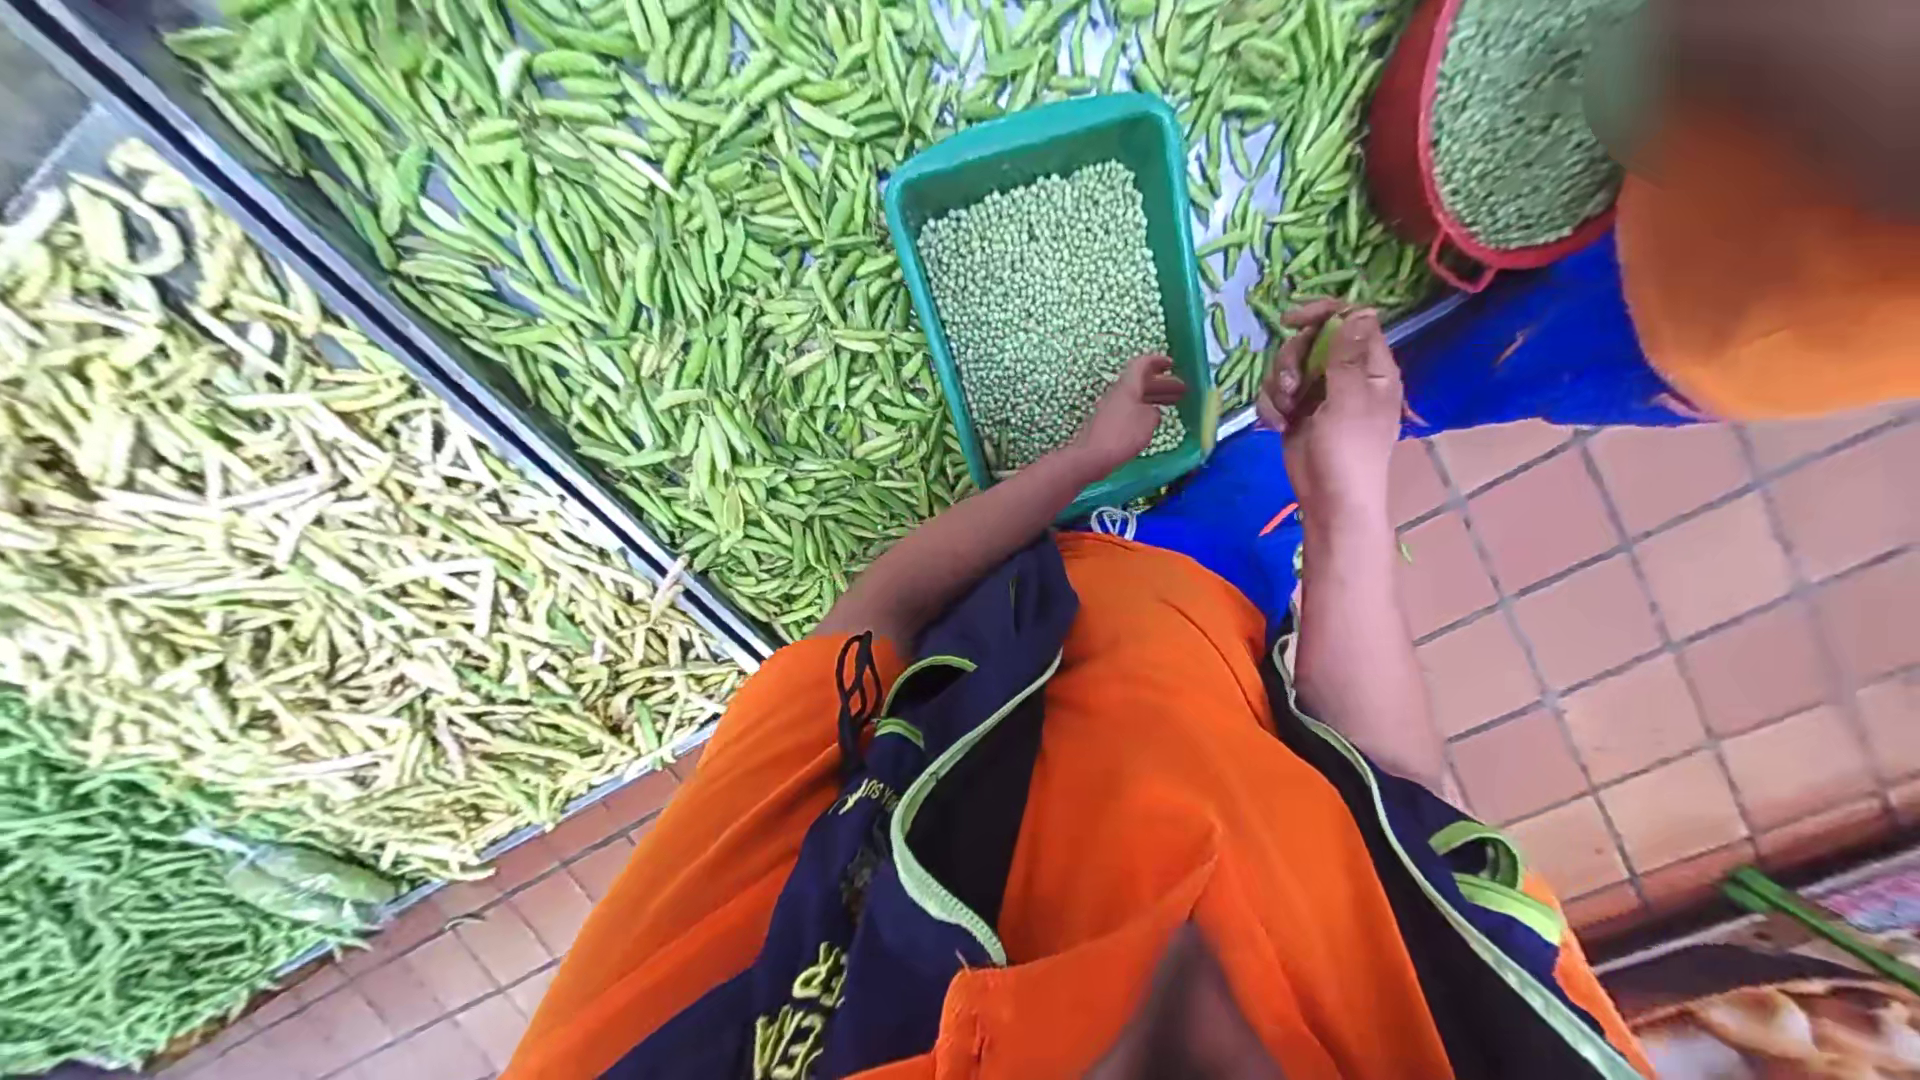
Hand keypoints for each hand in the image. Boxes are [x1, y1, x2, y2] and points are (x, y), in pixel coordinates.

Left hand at [1067, 353, 1186, 477]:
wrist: (1091, 457)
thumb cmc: (1122, 434)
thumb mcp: (1148, 420)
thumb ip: (1154, 412)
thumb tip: (1152, 412)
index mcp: (1127, 386)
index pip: (1142, 364)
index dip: (1158, 361)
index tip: (1173, 364)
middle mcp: (1118, 394)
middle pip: (1142, 382)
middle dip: (1163, 384)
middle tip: (1183, 389)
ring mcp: (1112, 409)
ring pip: (1137, 397)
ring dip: (1156, 398)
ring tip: (1175, 403)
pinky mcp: (1109, 424)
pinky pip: (1131, 411)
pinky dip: (1145, 411)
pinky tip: (1154, 420)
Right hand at [1255, 300, 1401, 522]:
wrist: (1330, 498)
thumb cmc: (1349, 451)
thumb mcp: (1350, 398)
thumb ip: (1349, 355)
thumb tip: (1361, 309)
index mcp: (1371, 368)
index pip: (1351, 322)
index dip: (1324, 315)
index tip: (1292, 321)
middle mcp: (1344, 376)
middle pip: (1310, 343)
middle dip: (1291, 361)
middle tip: (1290, 387)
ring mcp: (1318, 395)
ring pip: (1287, 368)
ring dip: (1277, 387)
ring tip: (1285, 412)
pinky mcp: (1295, 413)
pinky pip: (1274, 395)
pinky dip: (1270, 408)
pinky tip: (1276, 426)